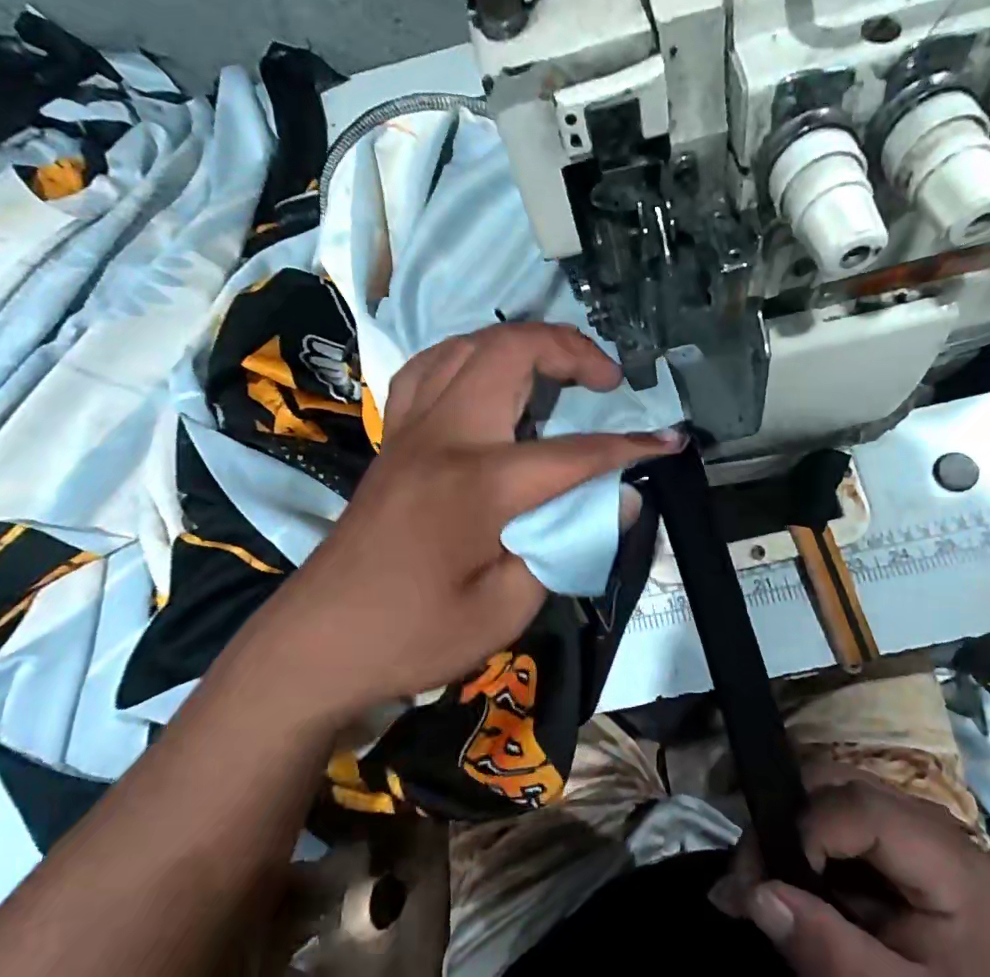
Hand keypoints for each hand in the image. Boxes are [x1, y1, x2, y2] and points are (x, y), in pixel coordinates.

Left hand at [227, 322, 681, 728]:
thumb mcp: (507, 609)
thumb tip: (619, 500)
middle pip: (511, 354)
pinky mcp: (393, 440)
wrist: (318, 644)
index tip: (671, 442)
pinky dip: (471, 357)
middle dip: (571, 350)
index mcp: (478, 485)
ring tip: (558, 370)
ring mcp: (411, 431)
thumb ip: (567, 545)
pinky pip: (430, 369)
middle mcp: (444, 438)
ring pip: (467, 346)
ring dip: (522, 344)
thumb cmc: (415, 636)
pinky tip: (489, 379)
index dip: (631, 446)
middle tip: (608, 379)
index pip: (574, 452)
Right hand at [714, 775, 989, 976]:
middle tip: (743, 881)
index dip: (805, 829)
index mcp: (950, 862)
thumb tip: (756, 893)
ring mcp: (915, 832)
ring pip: (834, 795)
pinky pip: (839, 823)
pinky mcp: (898, 848)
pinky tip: (777, 883)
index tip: (764, 882)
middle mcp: (934, 827)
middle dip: (783, 820)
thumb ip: (831, 952)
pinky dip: (800, 846)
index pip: (863, 807)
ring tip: (751, 887)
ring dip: (785, 831)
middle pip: (844, 786)